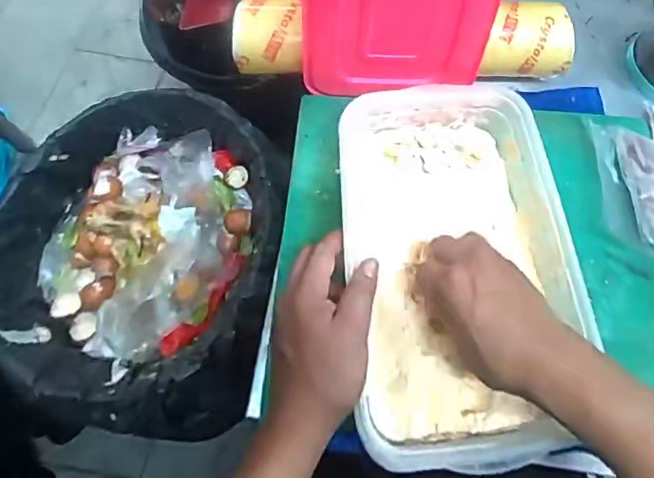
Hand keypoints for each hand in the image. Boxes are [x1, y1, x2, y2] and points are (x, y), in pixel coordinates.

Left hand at [268, 231, 375, 433]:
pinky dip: (319, 289)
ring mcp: (285, 311)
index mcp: (304, 290)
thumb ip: (360, 292)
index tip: (361, 236)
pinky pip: (302, 293)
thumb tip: (368, 260)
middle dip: (330, 251)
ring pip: (304, 276)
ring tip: (354, 284)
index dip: (339, 239)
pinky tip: (339, 308)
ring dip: (325, 271)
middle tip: (358, 257)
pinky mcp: (286, 327)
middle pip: (308, 258)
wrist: (299, 418)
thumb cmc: (330, 374)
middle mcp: (288, 294)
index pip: (321, 250)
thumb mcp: (354, 332)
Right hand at [414, 232, 580, 398]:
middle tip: (442, 286)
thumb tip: (436, 305)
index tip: (427, 302)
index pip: (421, 271)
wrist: (549, 356)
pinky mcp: (509, 262)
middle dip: (436, 263)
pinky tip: (485, 284)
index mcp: (451, 281)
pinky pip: (482, 251)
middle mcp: (467, 260)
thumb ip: (443, 318)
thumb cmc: (500, 359)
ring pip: (462, 242)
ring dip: (457, 256)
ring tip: (464, 280)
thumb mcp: (460, 347)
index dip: (421, 287)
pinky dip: (477, 261)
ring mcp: (490, 257)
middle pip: (438, 246)